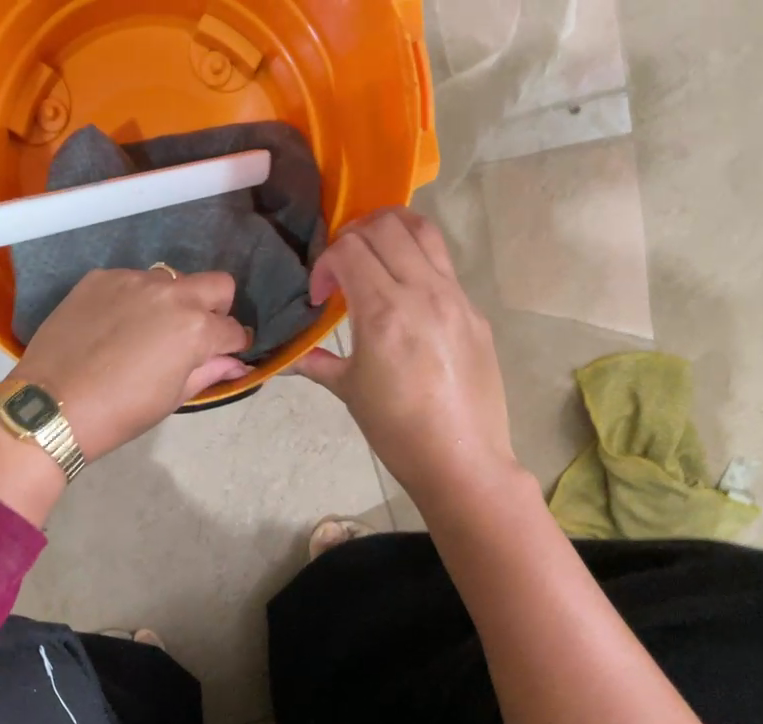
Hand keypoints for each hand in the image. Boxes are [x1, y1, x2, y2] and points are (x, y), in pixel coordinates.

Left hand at [0, 267, 247, 524]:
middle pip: (216, 285)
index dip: (233, 346)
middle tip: (194, 337)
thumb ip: (208, 373)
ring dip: (170, 302)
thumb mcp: (171, 399)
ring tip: (146, 333)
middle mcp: (170, 293)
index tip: (223, 356)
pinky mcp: (99, 278)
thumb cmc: (119, 414)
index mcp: (195, 329)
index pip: (233, 329)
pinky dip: (132, 300)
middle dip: (215, 309)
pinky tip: (112, 328)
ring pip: (170, 279)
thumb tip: (236, 364)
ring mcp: (132, 280)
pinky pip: (130, 281)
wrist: (52, 406)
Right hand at [298, 208, 517, 500]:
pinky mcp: (473, 311)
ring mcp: (455, 297)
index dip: (325, 263)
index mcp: (384, 311)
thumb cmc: (396, 431)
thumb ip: (317, 362)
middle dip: (353, 237)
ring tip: (375, 259)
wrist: (460, 458)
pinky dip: (416, 262)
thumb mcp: (349, 392)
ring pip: (423, 231)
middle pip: (385, 226)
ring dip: (391, 233)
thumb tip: (288, 355)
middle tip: (343, 270)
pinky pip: (443, 265)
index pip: (349, 249)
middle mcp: (423, 291)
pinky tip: (405, 298)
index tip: (319, 296)